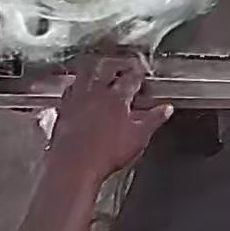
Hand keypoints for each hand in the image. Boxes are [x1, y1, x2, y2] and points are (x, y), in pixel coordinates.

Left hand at [46, 55, 171, 186]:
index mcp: (118, 98)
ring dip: (93, 68)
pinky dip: (75, 85)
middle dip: (117, 64)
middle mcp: (97, 94)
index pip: (131, 78)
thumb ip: (154, 120)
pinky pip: (69, 90)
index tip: (142, 71)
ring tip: (98, 66)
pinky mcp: (63, 110)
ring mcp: (78, 100)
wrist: (74, 167)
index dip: (138, 73)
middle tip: (122, 64)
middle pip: (107, 69)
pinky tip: (76, 87)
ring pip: (85, 74)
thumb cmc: (107, 153)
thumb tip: (166, 109)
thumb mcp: (139, 137)